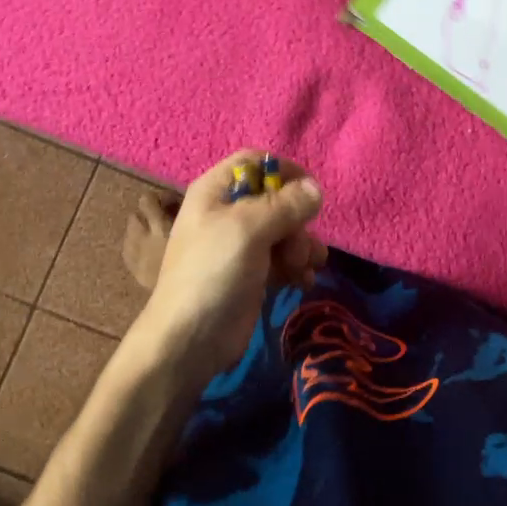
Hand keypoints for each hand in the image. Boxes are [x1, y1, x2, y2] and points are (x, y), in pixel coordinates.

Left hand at [128, 150, 327, 380]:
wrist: (190, 342)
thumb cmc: (213, 272)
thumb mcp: (249, 229)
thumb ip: (286, 204)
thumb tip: (316, 189)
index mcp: (216, 191)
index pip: (255, 163)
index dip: (283, 171)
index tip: (308, 191)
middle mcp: (228, 213)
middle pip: (277, 199)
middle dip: (296, 220)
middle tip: (298, 245)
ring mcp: (241, 246)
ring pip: (286, 230)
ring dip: (302, 245)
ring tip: (303, 267)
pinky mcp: (253, 275)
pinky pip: (285, 258)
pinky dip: (298, 267)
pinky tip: (303, 281)